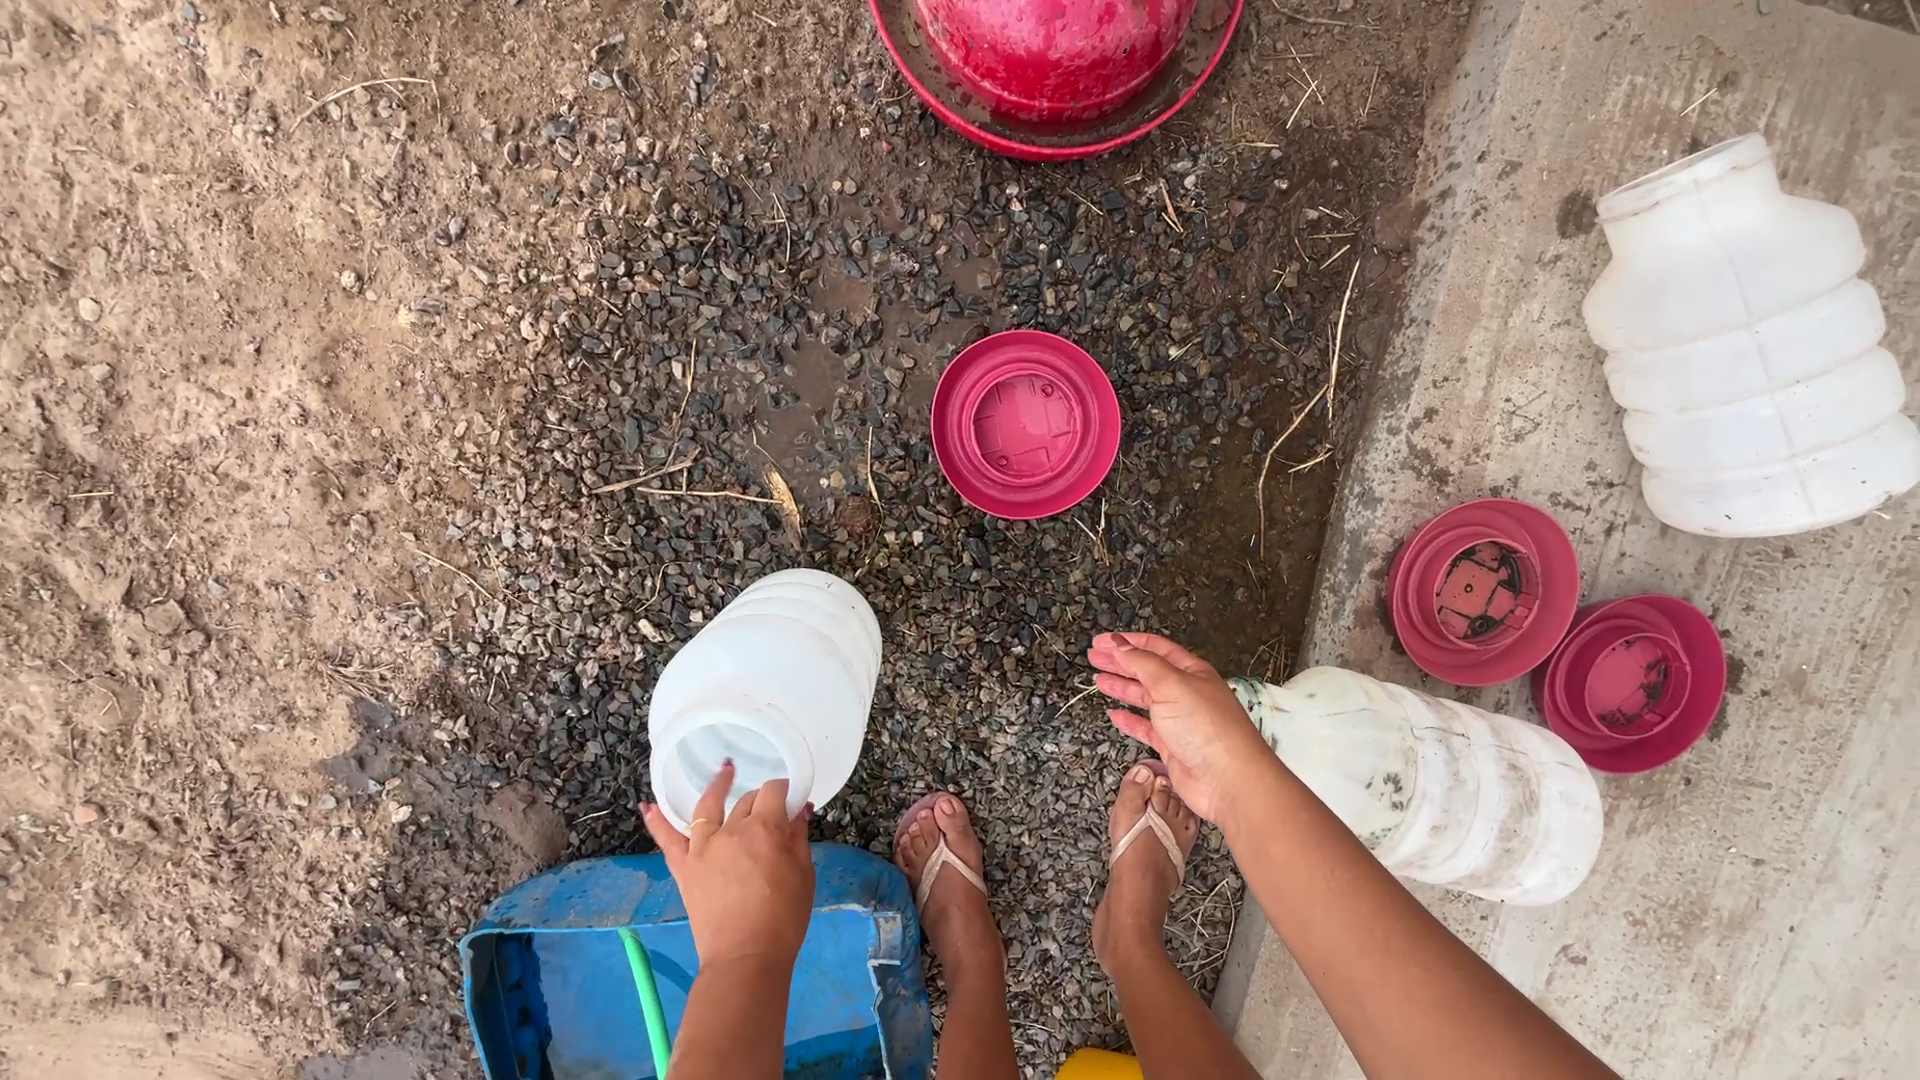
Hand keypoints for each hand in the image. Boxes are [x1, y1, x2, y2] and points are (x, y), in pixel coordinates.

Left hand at [643, 763, 815, 970]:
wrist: (746, 957)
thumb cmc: (784, 917)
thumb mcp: (803, 873)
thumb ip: (799, 836)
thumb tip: (800, 808)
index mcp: (766, 828)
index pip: (774, 791)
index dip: (784, 790)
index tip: (790, 798)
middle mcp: (732, 829)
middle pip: (746, 800)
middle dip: (760, 800)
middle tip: (770, 811)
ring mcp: (703, 847)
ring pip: (709, 807)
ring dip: (717, 786)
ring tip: (725, 772)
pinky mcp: (685, 867)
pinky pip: (668, 840)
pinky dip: (657, 822)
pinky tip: (648, 807)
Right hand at [1088, 632, 1275, 823]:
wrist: (1228, 779)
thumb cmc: (1209, 729)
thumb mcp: (1171, 684)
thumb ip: (1142, 663)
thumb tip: (1120, 644)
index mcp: (1190, 671)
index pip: (1153, 648)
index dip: (1126, 642)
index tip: (1102, 641)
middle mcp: (1185, 693)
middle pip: (1146, 671)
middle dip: (1120, 662)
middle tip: (1095, 656)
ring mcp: (1179, 720)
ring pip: (1144, 698)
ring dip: (1121, 687)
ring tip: (1100, 679)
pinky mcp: (1172, 745)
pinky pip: (1145, 728)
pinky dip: (1129, 721)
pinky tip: (1115, 715)